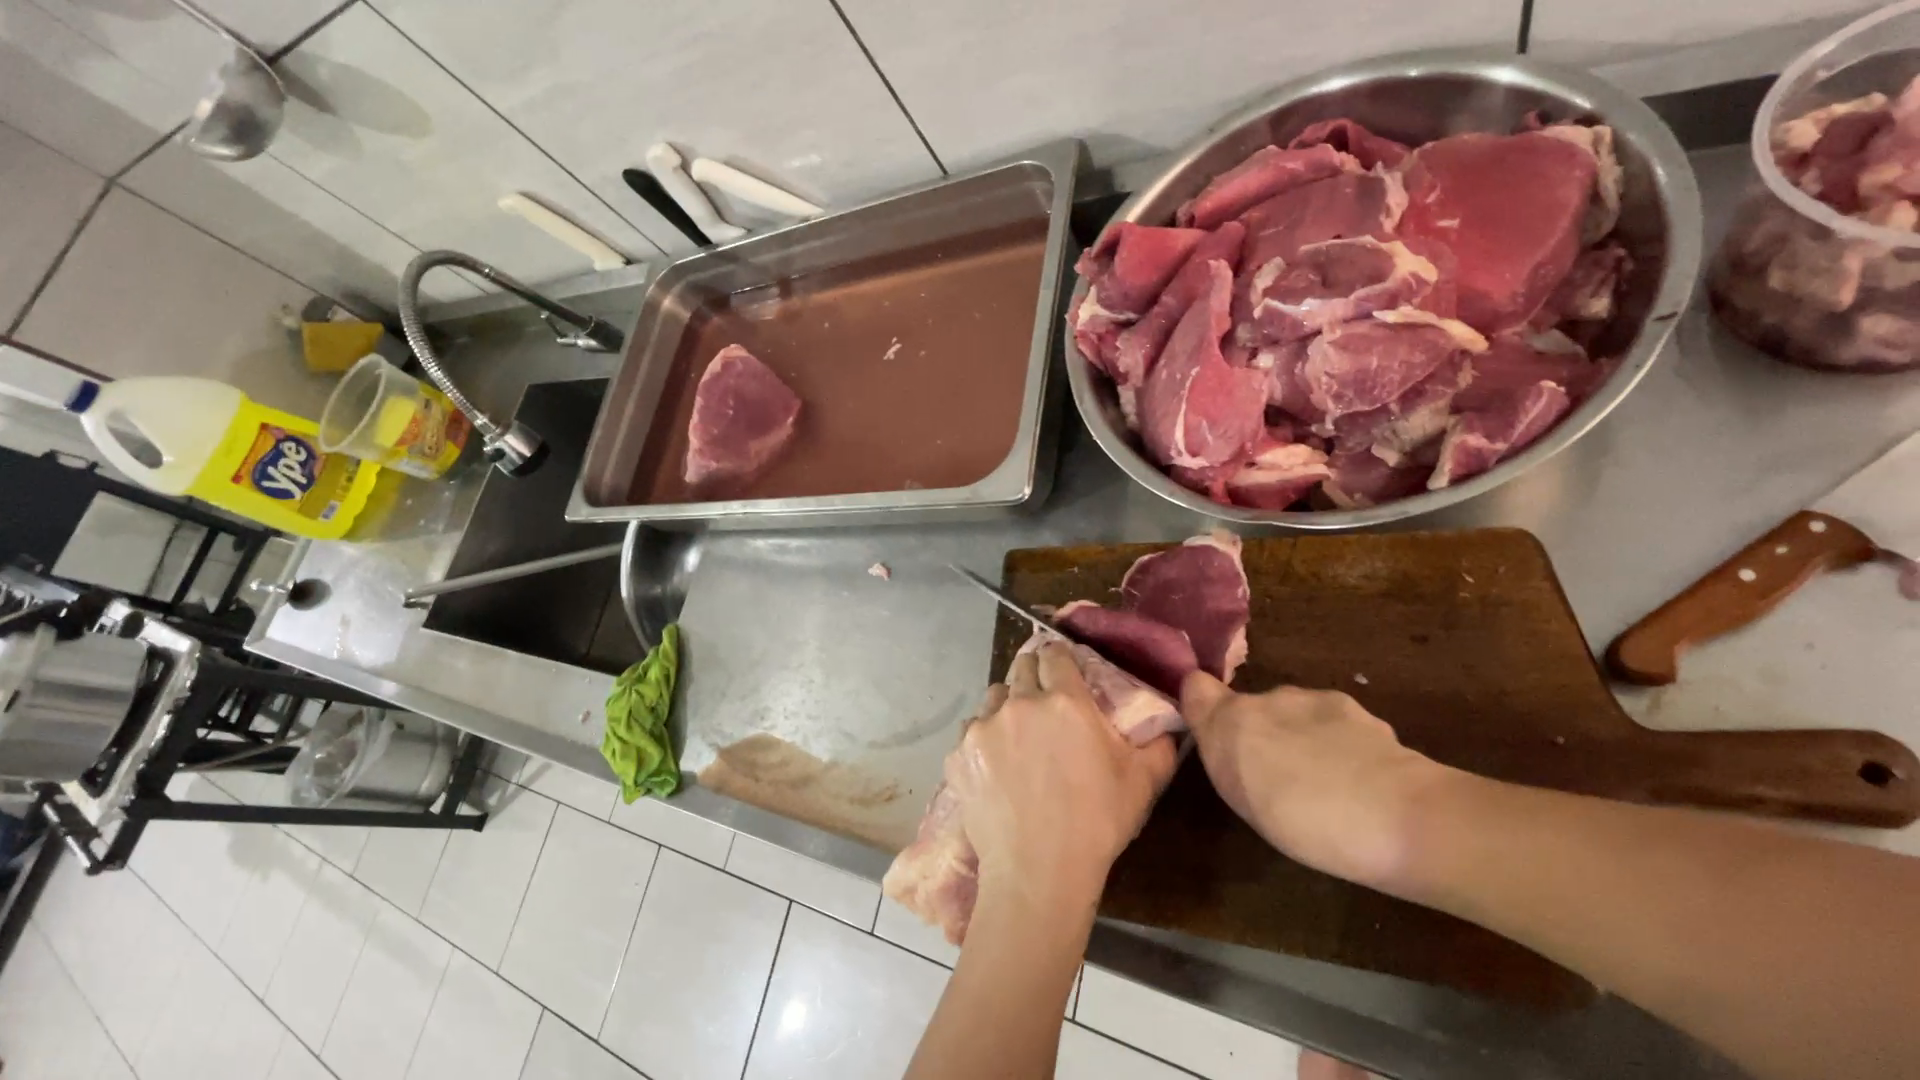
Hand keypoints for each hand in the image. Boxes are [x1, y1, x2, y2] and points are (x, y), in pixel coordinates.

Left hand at [951, 642, 1178, 912]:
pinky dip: (983, 740)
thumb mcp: (1143, 782)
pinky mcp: (958, 755)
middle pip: (1020, 666)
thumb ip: (1159, 745)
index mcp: (1064, 700)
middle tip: (1045, 702)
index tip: (1065, 672)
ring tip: (1019, 736)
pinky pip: (970, 732)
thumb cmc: (1097, 823)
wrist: (1038, 871)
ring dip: (1007, 706)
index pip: (1055, 654)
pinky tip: (996, 766)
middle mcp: (1019, 703)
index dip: (1061, 659)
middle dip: (1034, 675)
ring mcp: (982, 729)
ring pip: (993, 697)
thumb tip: (1167, 727)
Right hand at [1181, 673, 1447, 893]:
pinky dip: (1338, 743)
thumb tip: (1225, 731)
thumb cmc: (1304, 821)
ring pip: (1295, 714)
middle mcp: (1268, 699)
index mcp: (1229, 722)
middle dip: (1260, 732)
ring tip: (1322, 784)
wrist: (1396, 815)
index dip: (1202, 705)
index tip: (1210, 733)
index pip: (1197, 688)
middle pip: (1252, 706)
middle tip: (1275, 777)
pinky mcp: (1360, 711)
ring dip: (1300, 737)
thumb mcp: (1244, 798)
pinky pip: (1334, 724)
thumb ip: (1229, 756)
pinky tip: (1358, 780)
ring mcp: (1316, 701)